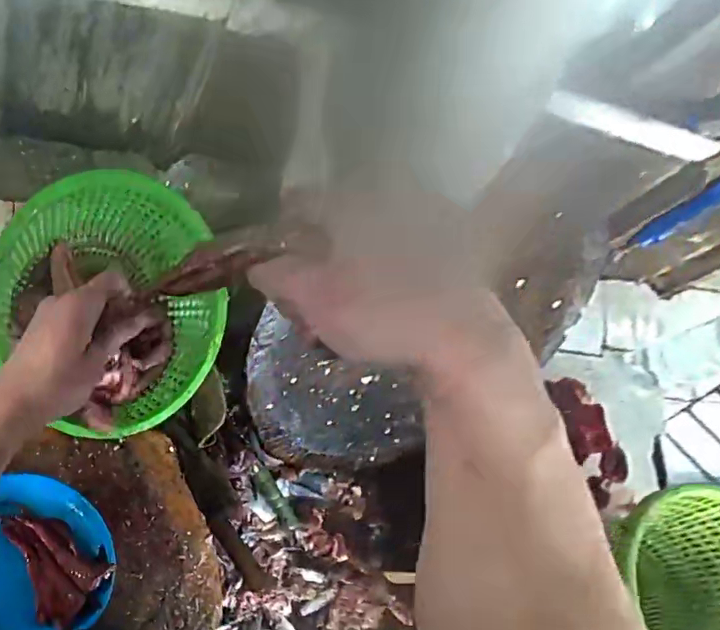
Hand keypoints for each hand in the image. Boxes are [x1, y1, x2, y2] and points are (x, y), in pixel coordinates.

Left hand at [0, 269, 161, 431]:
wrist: (14, 401)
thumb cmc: (60, 385)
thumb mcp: (94, 364)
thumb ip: (116, 336)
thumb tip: (139, 318)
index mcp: (79, 303)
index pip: (111, 278)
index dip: (127, 292)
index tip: (134, 316)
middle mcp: (60, 297)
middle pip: (94, 291)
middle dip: (112, 308)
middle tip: (123, 338)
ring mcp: (45, 310)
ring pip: (79, 305)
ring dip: (95, 320)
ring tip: (102, 350)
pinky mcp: (36, 323)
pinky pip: (65, 315)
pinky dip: (78, 326)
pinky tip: (80, 352)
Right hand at [248, 194, 535, 403]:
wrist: (461, 339)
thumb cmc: (379, 312)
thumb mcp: (314, 298)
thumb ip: (279, 276)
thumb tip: (258, 266)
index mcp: (358, 202)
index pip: (303, 201)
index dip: (276, 227)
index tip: (263, 253)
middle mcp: (393, 199)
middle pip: (333, 226)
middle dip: (307, 263)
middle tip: (295, 302)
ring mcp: (425, 224)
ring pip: (361, 247)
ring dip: (336, 278)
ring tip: (325, 320)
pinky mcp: (447, 254)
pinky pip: (390, 261)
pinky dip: (367, 282)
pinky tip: (363, 314)